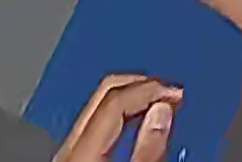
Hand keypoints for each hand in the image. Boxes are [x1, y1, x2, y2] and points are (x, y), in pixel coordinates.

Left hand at [51, 74, 180, 161]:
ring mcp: (64, 161)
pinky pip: (94, 128)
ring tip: (157, 107)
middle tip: (170, 93)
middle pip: (104, 95)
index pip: (117, 99)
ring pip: (97, 109)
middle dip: (141, 86)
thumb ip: (147, 152)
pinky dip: (119, 119)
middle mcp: (66, 153)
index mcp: (80, 155)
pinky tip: (135, 129)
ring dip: (130, 101)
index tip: (177, 94)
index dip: (151, 88)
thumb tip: (162, 110)